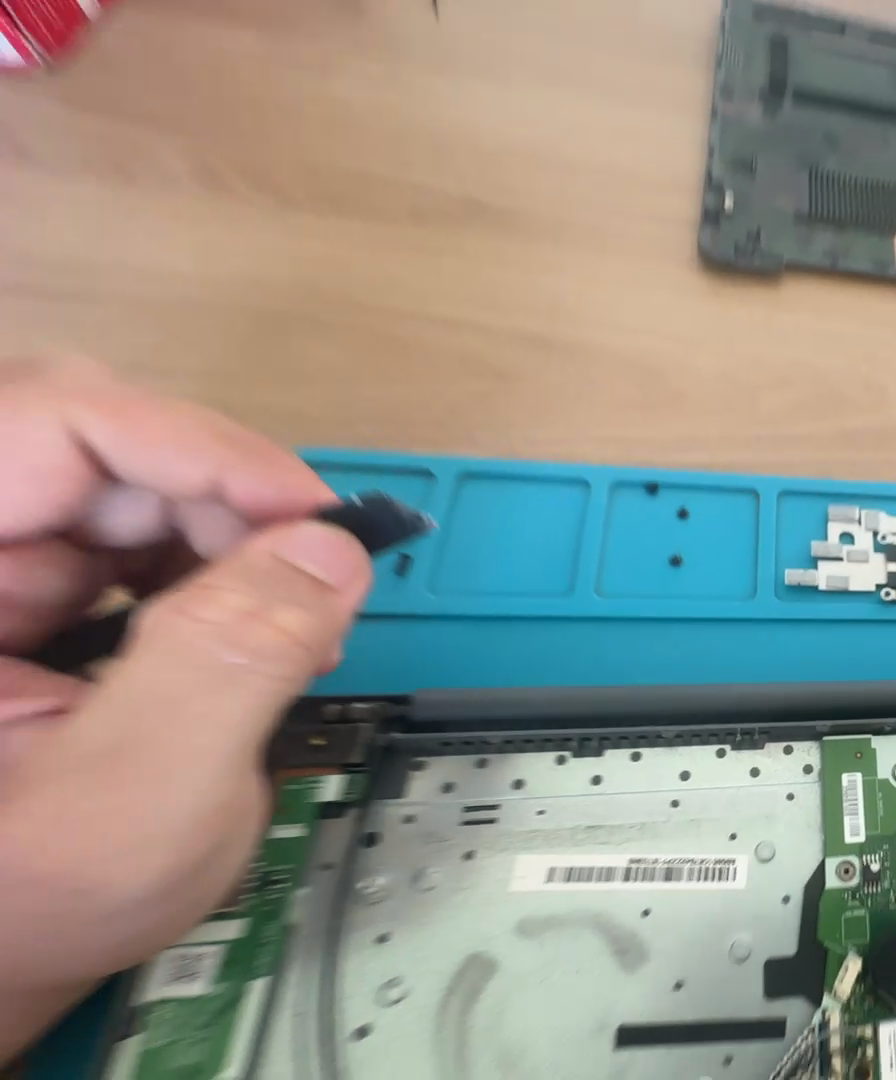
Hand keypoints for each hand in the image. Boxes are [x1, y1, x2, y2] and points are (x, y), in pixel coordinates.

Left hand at [0, 357, 372, 1057]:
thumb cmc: (26, 906)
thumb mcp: (139, 800)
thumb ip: (231, 663)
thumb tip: (332, 549)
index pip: (47, 425)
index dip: (198, 449)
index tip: (314, 519)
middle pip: (99, 446)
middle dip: (232, 505)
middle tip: (312, 584)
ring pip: (137, 485)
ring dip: (241, 540)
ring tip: (294, 625)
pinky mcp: (26, 588)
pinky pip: (147, 532)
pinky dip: (230, 567)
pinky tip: (259, 628)